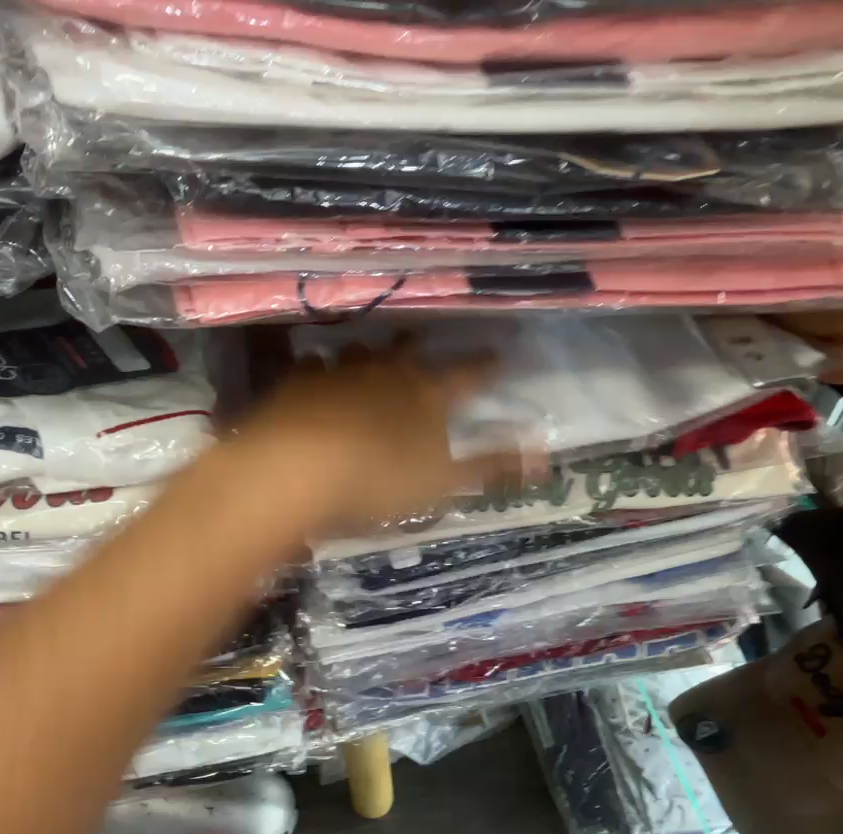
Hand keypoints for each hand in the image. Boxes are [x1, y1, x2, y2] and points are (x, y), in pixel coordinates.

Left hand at [231, 338, 521, 531]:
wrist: (297, 469)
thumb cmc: (379, 480)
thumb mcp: (444, 483)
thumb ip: (492, 467)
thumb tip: (545, 457)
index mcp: (428, 393)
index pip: (468, 374)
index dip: (486, 366)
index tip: (500, 354)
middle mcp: (387, 371)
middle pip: (410, 351)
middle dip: (420, 347)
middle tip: (423, 342)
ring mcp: (339, 371)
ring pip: (360, 352)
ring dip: (369, 355)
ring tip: (371, 357)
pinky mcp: (298, 382)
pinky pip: (313, 368)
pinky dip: (320, 372)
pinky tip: (316, 378)